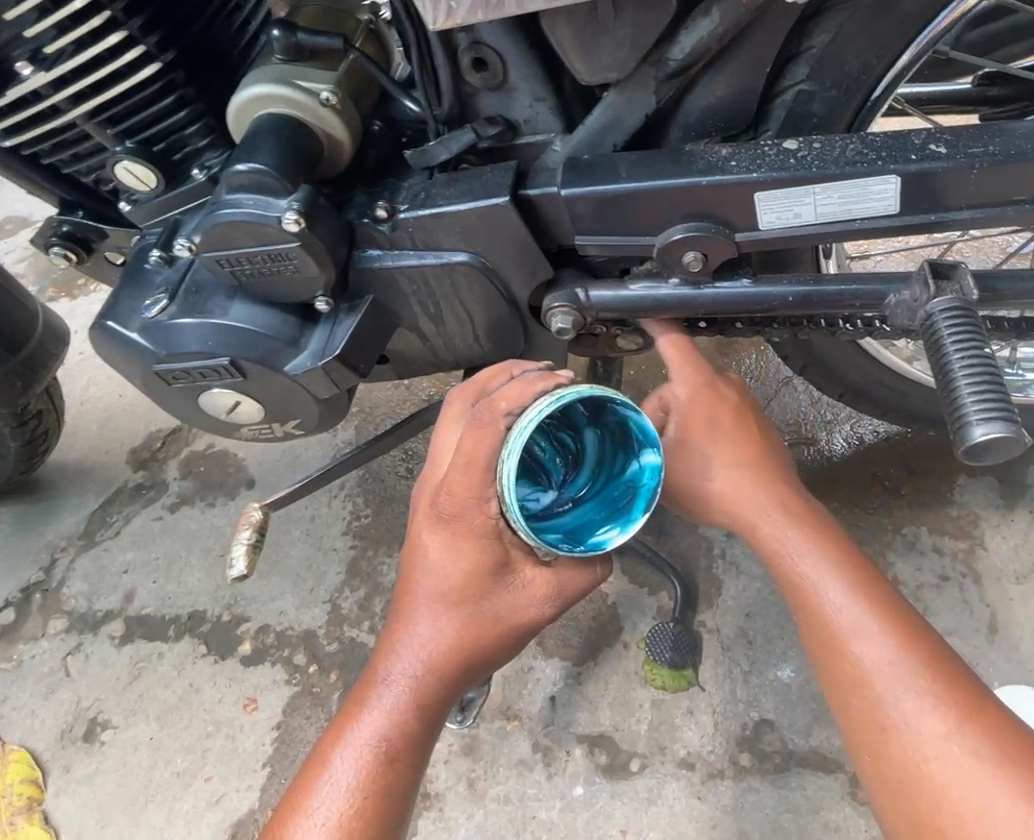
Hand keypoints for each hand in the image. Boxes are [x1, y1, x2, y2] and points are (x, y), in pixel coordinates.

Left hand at [379, 361, 612, 695]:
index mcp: (460, 499)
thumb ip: (589, 565)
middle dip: (505, 374)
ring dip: (490, 389)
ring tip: (536, 386)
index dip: (526, 388)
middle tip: (552, 371)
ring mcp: (426, 489)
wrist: (418, 662)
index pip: (486, 419)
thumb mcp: (544, 600)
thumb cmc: (473, 630)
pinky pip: (451, 435)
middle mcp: (435, 483)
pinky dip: (482, 413)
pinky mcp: (429, 499)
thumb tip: (614, 538)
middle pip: (459, 401)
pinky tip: (515, 427)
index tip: (564, 381)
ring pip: (449, 414)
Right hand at [640, 319, 807, 534]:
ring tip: (682, 462)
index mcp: (698, 385)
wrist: (771, 507)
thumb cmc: (712, 483)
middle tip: (656, 450)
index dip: (655, 324)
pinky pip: (722, 414)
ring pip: (700, 401)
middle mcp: (725, 383)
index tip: (644, 312)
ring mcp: (746, 400)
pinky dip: (708, 430)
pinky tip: (708, 464)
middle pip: (680, 385)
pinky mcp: (759, 419)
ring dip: (685, 423)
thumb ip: (642, 445)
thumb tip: (635, 438)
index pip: (672, 342)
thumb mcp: (661, 468)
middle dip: (662, 413)